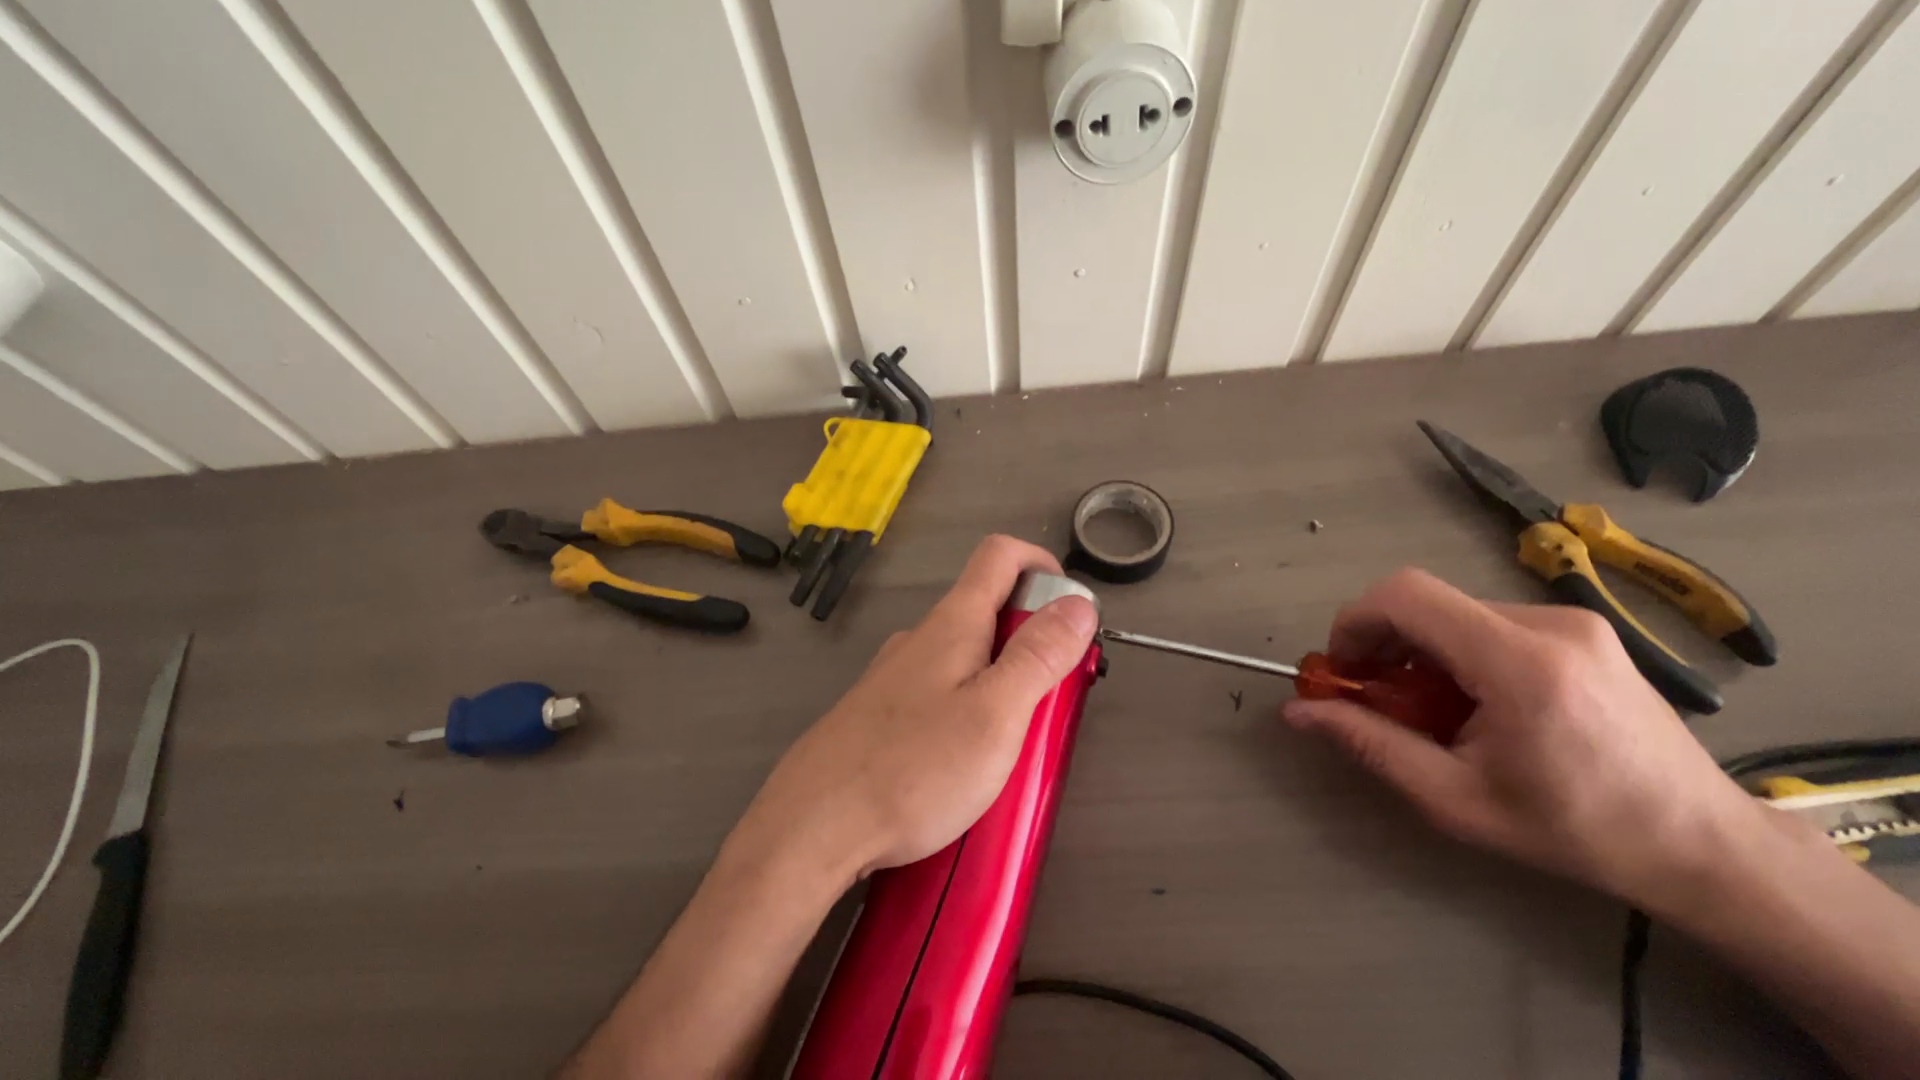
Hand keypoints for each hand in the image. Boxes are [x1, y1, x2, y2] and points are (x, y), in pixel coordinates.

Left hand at [743, 535, 1097, 881]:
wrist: (811, 830)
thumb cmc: (912, 771)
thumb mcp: (994, 715)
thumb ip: (1038, 657)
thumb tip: (1078, 602)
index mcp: (951, 625)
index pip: (1000, 555)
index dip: (1044, 566)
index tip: (1072, 615)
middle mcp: (920, 641)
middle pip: (988, 612)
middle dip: (1033, 645)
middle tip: (1053, 705)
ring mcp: (895, 680)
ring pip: (966, 661)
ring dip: (1004, 687)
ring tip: (1017, 748)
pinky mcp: (880, 719)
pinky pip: (941, 698)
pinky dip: (970, 715)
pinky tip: (969, 770)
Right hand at [1282, 568, 1768, 912]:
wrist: (1700, 842)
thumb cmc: (1575, 830)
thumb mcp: (1456, 800)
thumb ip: (1372, 745)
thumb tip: (1299, 712)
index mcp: (1521, 664)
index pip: (1408, 595)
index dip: (1355, 622)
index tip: (1342, 670)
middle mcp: (1550, 624)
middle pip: (1429, 602)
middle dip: (1384, 644)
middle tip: (1377, 700)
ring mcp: (1574, 622)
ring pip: (1458, 613)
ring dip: (1422, 653)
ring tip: (1432, 713)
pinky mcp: (1585, 631)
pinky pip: (1492, 624)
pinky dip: (1460, 654)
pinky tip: (1476, 706)